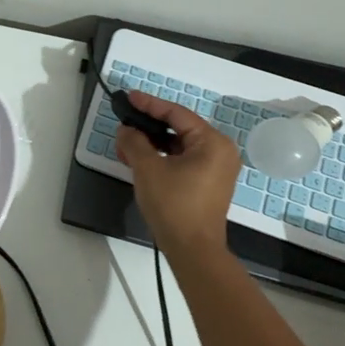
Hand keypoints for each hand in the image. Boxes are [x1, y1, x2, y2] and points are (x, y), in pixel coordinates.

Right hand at [115, 89, 240, 259]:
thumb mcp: (148, 168)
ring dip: (152, 143)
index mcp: (212, 142)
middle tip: (124, 123)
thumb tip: (126, 130)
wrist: (192, 248)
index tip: (129, 97)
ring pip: (179, 145)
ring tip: (126, 145)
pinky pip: (183, 159)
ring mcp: (217, 168)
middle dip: (149, 126)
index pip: (177, 113)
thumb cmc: (173, 203)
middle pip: (179, 128)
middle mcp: (220, 151)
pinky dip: (162, 156)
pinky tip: (140, 160)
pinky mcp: (208, 182)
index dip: (150, 104)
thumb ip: (134, 142)